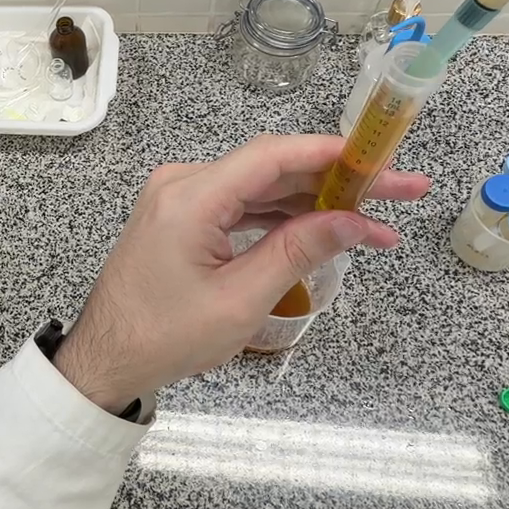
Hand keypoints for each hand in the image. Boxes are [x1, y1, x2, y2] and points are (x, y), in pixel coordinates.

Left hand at [53, 134, 430, 412]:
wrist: (107, 356)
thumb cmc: (167, 335)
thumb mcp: (240, 299)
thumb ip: (298, 251)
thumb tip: (355, 220)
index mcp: (191, 196)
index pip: (272, 155)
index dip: (333, 153)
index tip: (384, 160)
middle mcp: (183, 183)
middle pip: (270, 168)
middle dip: (336, 179)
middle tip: (400, 193)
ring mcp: (179, 198)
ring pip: (258, 186)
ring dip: (312, 201)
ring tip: (372, 221)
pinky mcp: (181, 216)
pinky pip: (239, 204)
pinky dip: (279, 216)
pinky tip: (321, 228)